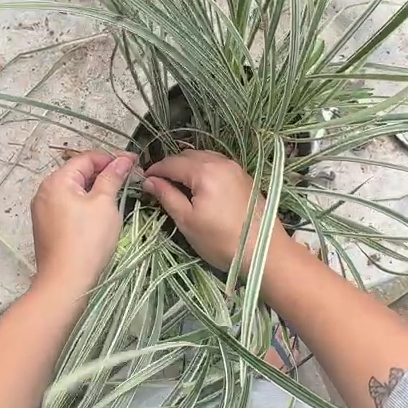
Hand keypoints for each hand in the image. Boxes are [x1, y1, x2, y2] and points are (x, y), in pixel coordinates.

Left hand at [29, 151, 135, 301]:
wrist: (66, 282)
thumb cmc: (87, 240)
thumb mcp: (105, 204)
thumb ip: (112, 177)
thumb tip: (122, 160)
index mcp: (56, 181)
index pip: (86, 159)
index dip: (112, 157)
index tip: (134, 162)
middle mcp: (44, 192)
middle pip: (78, 173)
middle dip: (104, 173)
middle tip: (129, 177)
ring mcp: (43, 211)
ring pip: (74, 190)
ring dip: (95, 189)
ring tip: (118, 193)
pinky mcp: (47, 227)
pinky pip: (68, 206)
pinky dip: (85, 204)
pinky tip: (100, 212)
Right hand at [141, 150, 290, 273]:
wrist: (264, 251)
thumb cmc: (220, 241)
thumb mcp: (187, 221)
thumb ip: (167, 196)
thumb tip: (149, 181)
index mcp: (204, 171)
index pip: (172, 163)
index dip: (155, 170)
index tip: (143, 180)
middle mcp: (220, 162)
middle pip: (188, 155)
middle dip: (171, 166)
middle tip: (159, 183)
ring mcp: (235, 168)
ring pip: (204, 157)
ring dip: (188, 166)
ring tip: (178, 184)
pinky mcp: (244, 176)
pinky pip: (218, 164)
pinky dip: (204, 169)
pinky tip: (200, 185)